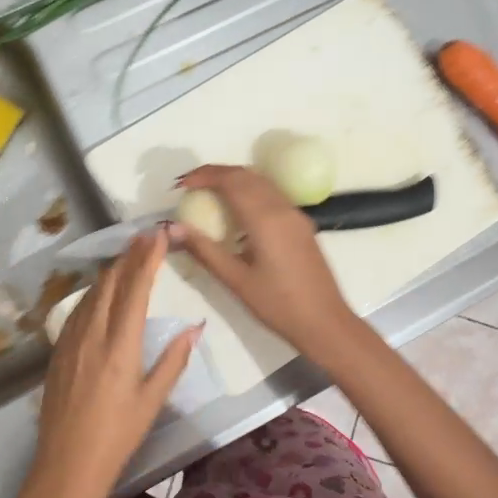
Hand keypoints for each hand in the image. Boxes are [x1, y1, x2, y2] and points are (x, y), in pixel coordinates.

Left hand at [19, 228, 200, 497]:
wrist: (66, 463)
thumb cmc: (117, 436)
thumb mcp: (152, 401)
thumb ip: (173, 360)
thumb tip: (194, 327)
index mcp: (120, 345)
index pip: (135, 289)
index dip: (147, 258)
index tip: (158, 235)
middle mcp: (93, 334)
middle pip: (111, 282)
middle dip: (129, 255)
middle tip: (145, 236)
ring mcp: (71, 340)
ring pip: (92, 292)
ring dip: (111, 270)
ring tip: (128, 255)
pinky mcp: (59, 350)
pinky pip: (79, 308)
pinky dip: (95, 291)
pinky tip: (102, 291)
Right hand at [172, 165, 364, 358]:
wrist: (326, 323)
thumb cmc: (278, 305)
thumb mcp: (235, 280)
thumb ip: (204, 250)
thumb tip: (171, 229)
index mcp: (265, 218)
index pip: (231, 181)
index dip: (204, 176)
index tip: (180, 185)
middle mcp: (282, 208)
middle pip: (246, 175)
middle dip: (216, 174)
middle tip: (189, 186)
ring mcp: (295, 215)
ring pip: (261, 183)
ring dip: (233, 180)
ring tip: (207, 195)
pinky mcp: (301, 225)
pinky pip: (271, 196)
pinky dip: (249, 192)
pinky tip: (236, 213)